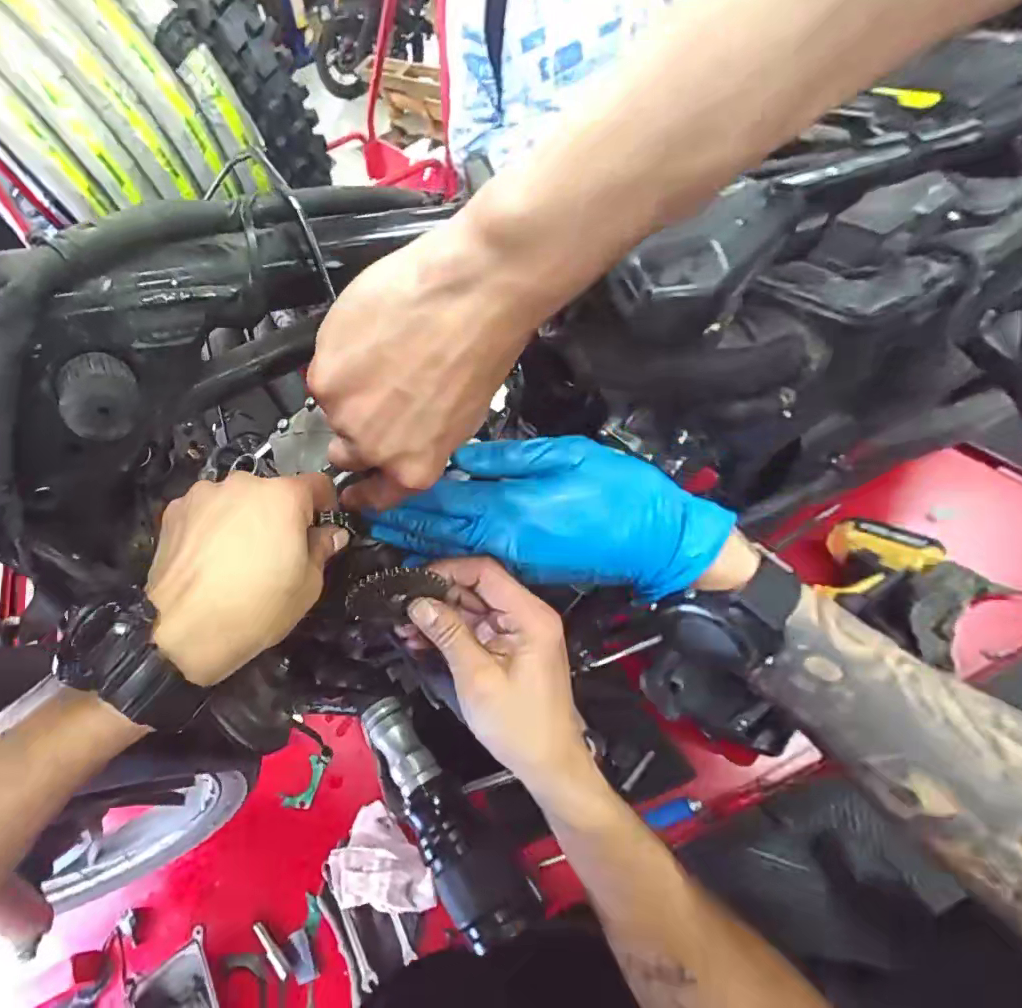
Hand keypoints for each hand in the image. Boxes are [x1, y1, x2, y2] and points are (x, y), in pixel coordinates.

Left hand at [145, 473, 349, 684]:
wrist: (184, 631)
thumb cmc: (258, 607)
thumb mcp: (308, 585)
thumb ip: (321, 549)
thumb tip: (330, 534)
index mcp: (284, 495)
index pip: (317, 483)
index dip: (324, 504)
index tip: (320, 526)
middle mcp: (243, 483)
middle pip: (272, 491)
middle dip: (278, 514)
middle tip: (275, 550)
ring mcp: (204, 494)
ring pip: (235, 500)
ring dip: (242, 517)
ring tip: (234, 556)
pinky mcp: (173, 512)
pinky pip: (204, 512)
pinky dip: (210, 527)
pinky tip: (207, 558)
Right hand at [307, 221, 541, 510]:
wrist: (472, 292)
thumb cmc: (484, 346)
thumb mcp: (463, 414)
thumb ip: (423, 439)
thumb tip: (405, 435)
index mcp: (413, 466)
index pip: (375, 497)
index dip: (362, 490)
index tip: (354, 487)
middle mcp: (373, 448)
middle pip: (345, 452)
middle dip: (354, 430)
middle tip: (371, 397)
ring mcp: (342, 411)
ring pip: (331, 406)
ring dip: (347, 387)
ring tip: (380, 353)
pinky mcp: (323, 371)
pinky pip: (321, 368)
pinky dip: (337, 354)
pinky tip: (369, 334)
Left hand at [370, 437, 739, 599]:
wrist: (656, 540)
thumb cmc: (620, 495)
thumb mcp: (567, 458)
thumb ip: (512, 460)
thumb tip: (467, 456)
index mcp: (509, 511)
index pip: (442, 502)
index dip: (403, 495)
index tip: (371, 490)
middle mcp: (504, 540)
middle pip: (439, 531)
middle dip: (401, 523)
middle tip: (366, 515)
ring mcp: (515, 557)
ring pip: (455, 548)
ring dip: (419, 540)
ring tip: (387, 532)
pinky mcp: (528, 565)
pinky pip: (477, 557)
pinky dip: (448, 550)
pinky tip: (432, 545)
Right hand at [402, 557, 592, 789]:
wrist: (549, 763)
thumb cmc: (521, 727)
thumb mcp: (478, 678)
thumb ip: (449, 635)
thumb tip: (420, 603)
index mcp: (531, 617)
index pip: (486, 572)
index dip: (448, 571)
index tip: (417, 583)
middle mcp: (528, 616)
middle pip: (478, 587)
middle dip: (439, 595)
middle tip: (405, 609)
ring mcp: (519, 630)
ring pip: (473, 607)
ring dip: (440, 615)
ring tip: (406, 627)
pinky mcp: (510, 645)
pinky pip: (476, 627)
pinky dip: (450, 631)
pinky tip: (422, 639)